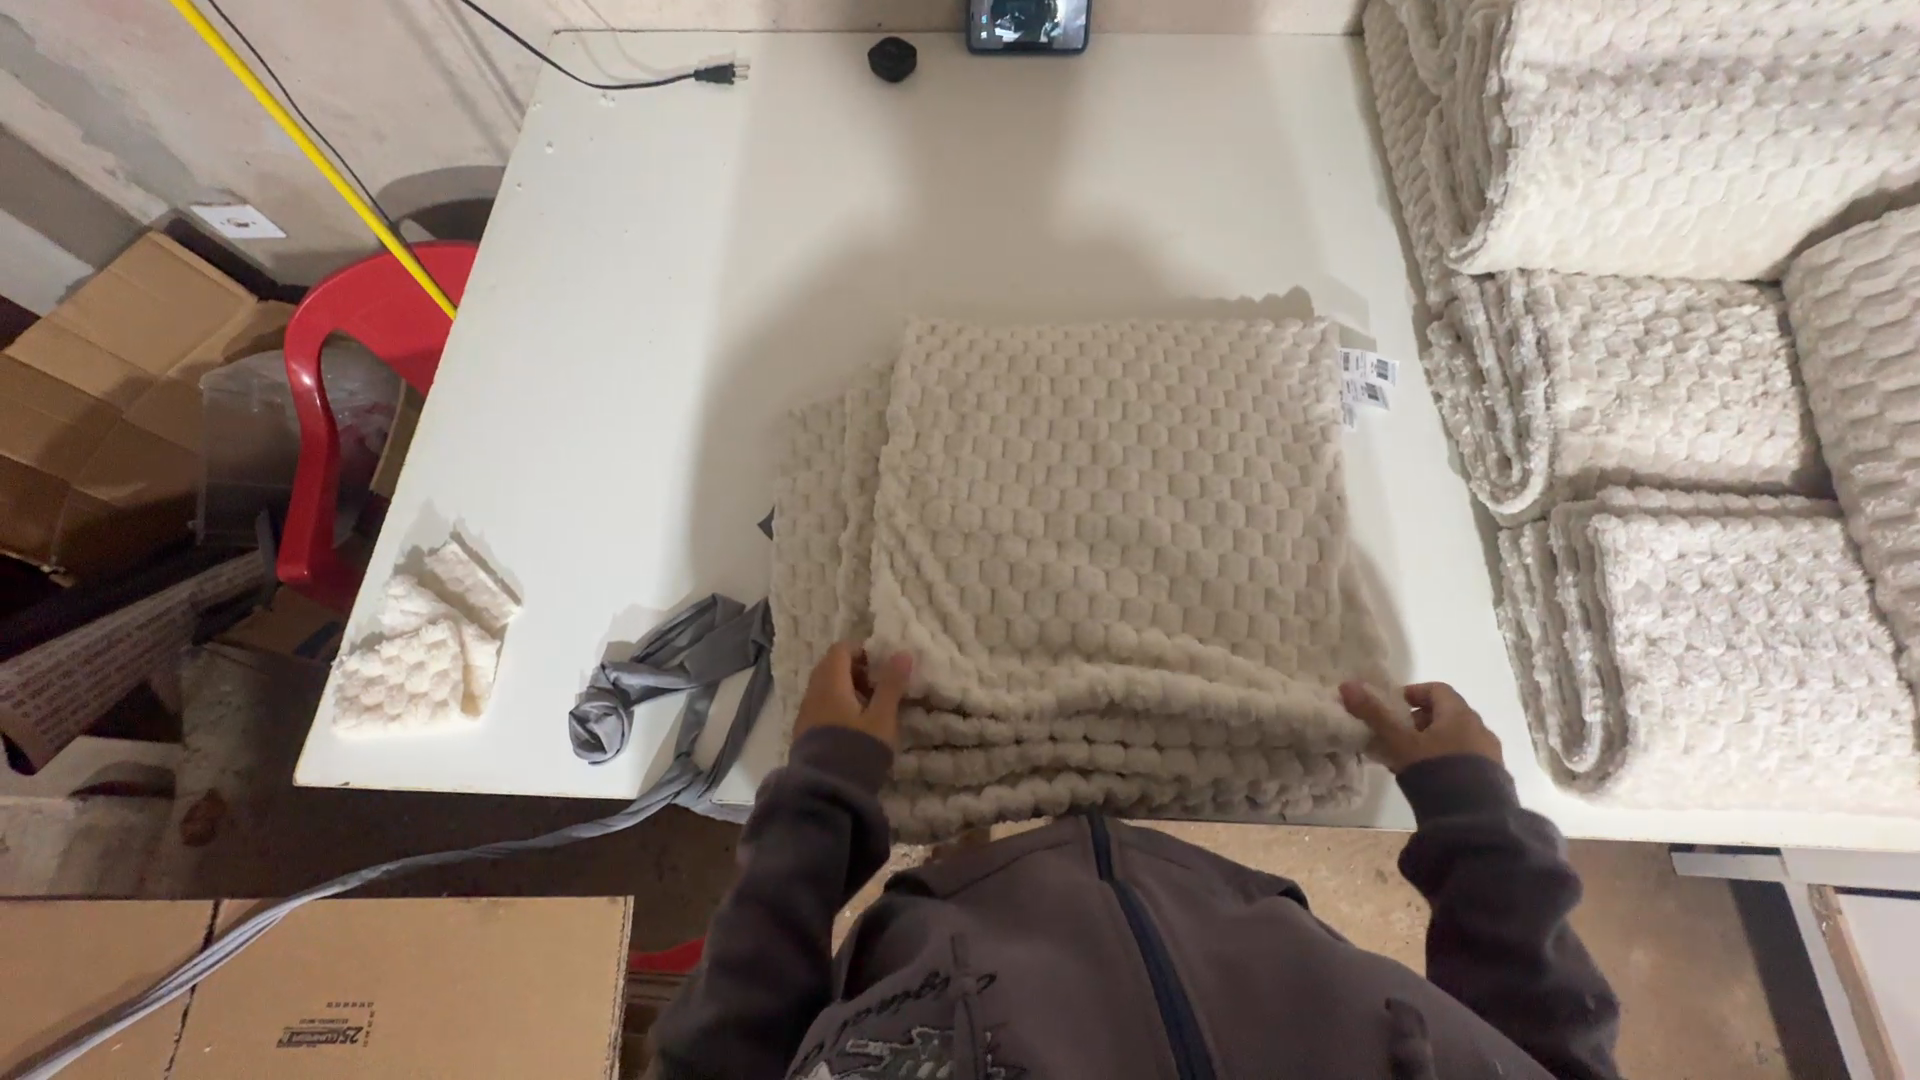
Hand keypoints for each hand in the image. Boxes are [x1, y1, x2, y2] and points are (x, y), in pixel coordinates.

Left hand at [794, 643, 913, 751]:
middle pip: (830, 666)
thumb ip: (891, 685)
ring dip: (845, 688)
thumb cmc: (858, 749)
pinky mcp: (803, 730)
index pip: (840, 649)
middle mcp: (813, 692)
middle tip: (877, 686)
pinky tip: (852, 725)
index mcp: (831, 683)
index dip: (861, 651)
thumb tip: (902, 653)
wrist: (826, 790)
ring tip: (868, 708)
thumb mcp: (882, 717)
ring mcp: (805, 712)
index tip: (880, 666)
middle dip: (854, 669)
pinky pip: (819, 704)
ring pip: (824, 686)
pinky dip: (835, 704)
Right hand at [1340, 680, 1501, 772]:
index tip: (1393, 708)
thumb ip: (1373, 714)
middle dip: (1419, 720)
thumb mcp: (1398, 741)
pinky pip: (1466, 757)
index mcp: (1459, 714)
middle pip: (1447, 713)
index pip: (1437, 689)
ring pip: (1457, 737)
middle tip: (1397, 734)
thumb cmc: (1433, 769)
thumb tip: (1347, 685)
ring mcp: (1490, 753)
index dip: (1412, 693)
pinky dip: (1447, 759)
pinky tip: (1431, 777)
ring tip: (1411, 759)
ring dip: (1433, 741)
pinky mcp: (1494, 777)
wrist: (1472, 818)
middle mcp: (1480, 728)